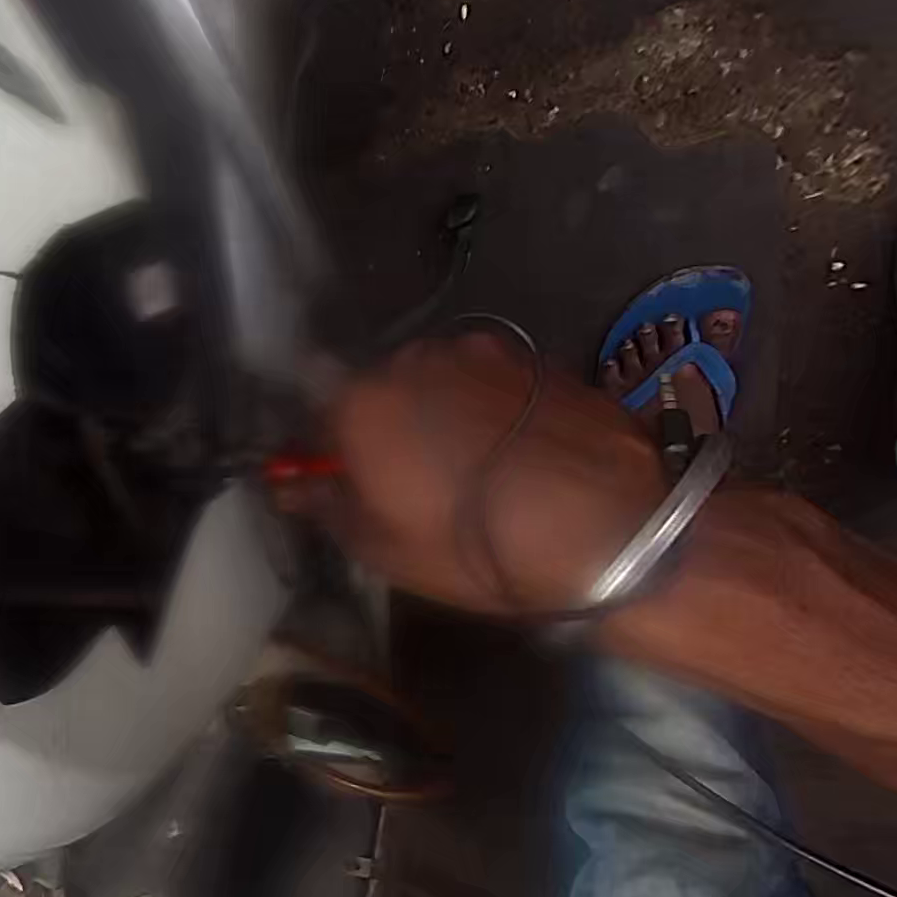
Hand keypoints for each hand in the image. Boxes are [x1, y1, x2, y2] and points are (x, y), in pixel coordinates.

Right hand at [293, 333, 668, 615]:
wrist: (612, 528)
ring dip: (428, 410)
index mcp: (359, 402)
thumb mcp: (380, 544)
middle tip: (407, 476)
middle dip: (377, 424)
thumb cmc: (472, 545)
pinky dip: (477, 403)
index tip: (342, 477)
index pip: (311, 412)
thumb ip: (322, 503)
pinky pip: (478, 378)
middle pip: (371, 389)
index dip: (324, 447)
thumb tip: (285, 486)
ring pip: (426, 379)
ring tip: (467, 462)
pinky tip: (508, 447)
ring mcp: (472, 351)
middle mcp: (407, 360)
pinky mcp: (527, 355)